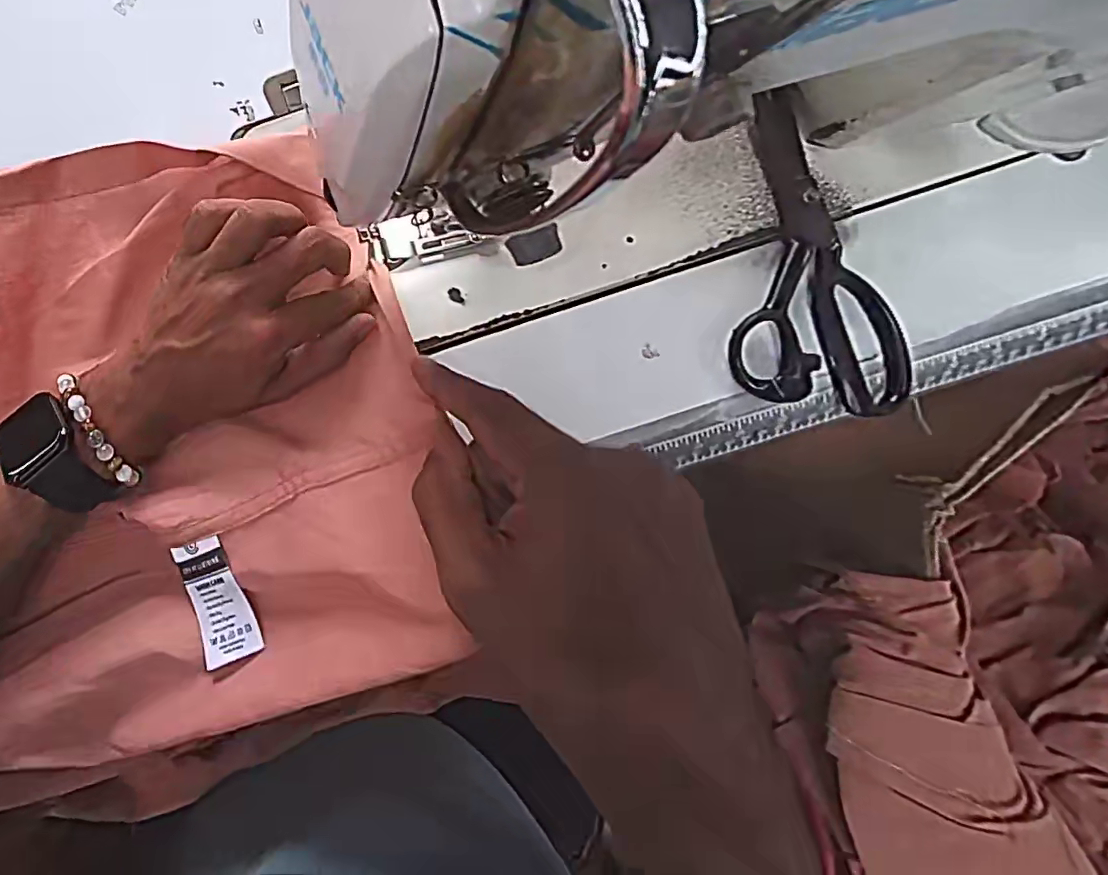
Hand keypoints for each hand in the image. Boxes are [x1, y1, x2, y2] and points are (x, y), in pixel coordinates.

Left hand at [86, 199, 377, 463]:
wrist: (152, 388)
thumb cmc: (213, 391)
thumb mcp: (277, 389)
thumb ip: (325, 357)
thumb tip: (362, 324)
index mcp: (266, 334)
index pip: (331, 301)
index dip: (356, 293)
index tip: (359, 289)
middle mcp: (241, 296)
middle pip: (306, 248)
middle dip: (336, 250)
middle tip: (334, 262)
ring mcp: (210, 272)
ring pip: (258, 218)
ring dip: (288, 218)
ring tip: (296, 231)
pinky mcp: (185, 260)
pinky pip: (208, 215)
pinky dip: (232, 211)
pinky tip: (248, 224)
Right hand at [409, 359, 820, 874]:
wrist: (676, 741)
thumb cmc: (563, 663)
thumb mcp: (473, 581)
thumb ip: (442, 499)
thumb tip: (439, 449)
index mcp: (567, 474)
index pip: (495, 411)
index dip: (452, 387)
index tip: (423, 367)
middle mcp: (623, 465)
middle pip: (531, 446)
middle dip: (494, 471)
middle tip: (478, 530)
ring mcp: (662, 489)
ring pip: (568, 469)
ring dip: (535, 494)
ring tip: (533, 564)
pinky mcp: (684, 516)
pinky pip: (606, 490)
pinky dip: (574, 508)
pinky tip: (574, 567)